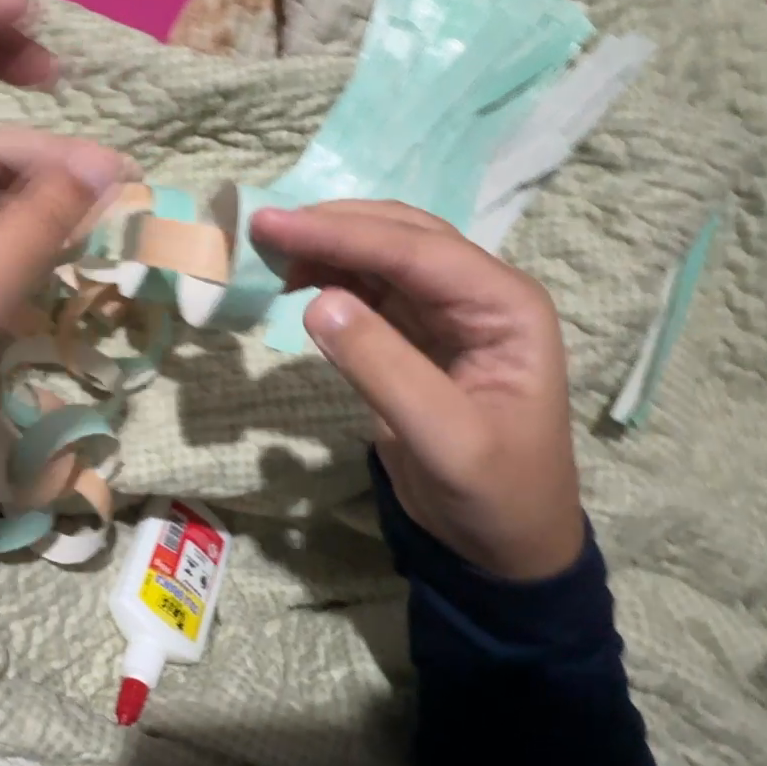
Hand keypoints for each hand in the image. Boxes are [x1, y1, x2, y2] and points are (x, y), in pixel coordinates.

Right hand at [251, 202, 584, 578]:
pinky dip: (327, 277)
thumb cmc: (492, 493)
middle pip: (401, 236)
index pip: (416, 252)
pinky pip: (367, 289)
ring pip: (380, 256)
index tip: (272, 225)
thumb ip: (383, 368)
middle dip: (332, 226)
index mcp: (505, 307)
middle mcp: (478, 294)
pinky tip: (294, 280)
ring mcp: (445, 312)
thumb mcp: (443, 441)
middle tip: (262, 227)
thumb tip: (317, 301)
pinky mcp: (414, 333)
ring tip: (268, 251)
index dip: (341, 234)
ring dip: (326, 246)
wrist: (504, 540)